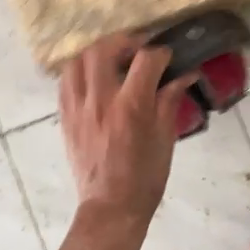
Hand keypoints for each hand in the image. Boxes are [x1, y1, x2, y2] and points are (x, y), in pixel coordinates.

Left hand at [59, 34, 195, 225]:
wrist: (111, 207)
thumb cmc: (145, 178)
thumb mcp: (165, 139)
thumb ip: (170, 101)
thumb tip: (184, 75)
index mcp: (130, 107)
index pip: (146, 60)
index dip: (161, 52)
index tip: (168, 58)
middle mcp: (100, 101)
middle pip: (103, 49)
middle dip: (124, 42)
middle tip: (138, 50)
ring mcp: (78, 109)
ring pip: (77, 61)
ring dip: (97, 53)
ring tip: (112, 60)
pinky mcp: (65, 118)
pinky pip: (66, 82)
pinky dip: (80, 72)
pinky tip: (94, 80)